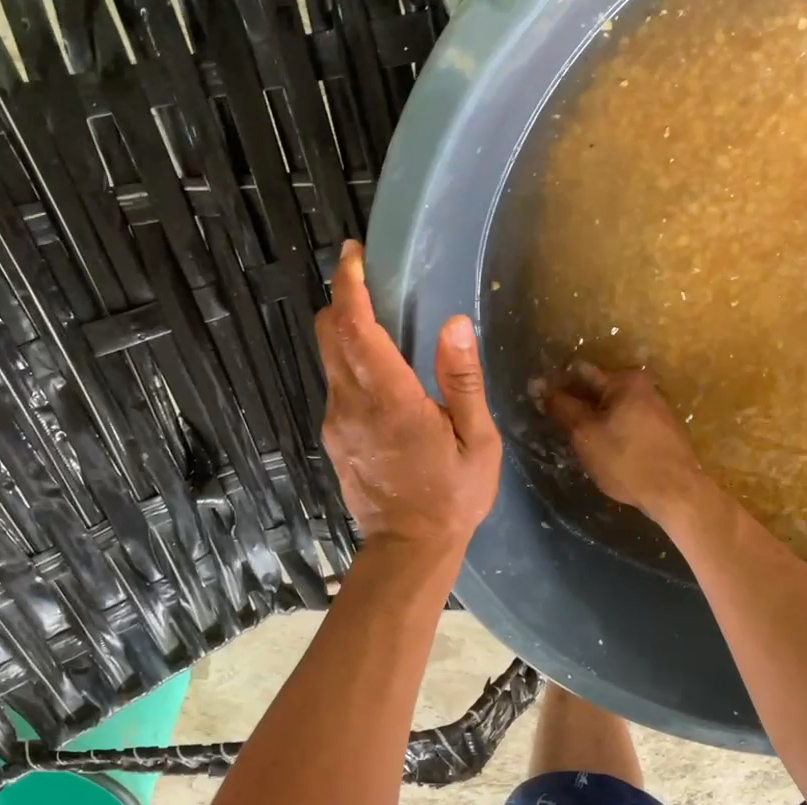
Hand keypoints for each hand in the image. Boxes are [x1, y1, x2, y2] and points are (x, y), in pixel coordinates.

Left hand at [317, 242, 500, 552]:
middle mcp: (351, 405)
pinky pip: (335, 385)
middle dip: (342, 299)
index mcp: (390, 401)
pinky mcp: (334, 438)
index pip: (355, 328)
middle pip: (329, 334)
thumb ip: (462, 381)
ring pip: (329, 360)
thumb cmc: (452, 497)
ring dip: (345, 331)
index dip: (349, 285)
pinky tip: (379, 374)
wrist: (409, 548)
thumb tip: (455, 323)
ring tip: (379, 323)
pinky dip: (349, 363)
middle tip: (366, 278)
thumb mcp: (477, 442)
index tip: (353, 253)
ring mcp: (336, 423)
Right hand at [539, 362, 711, 520]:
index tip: (536, 399)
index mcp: (626, 380)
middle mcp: (645, 388)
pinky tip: (604, 453)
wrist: (675, 492)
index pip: (579, 373)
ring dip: (594, 422)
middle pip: (598, 391)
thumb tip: (539, 385)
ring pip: (613, 410)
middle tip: (556, 426)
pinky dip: (612, 433)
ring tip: (577, 443)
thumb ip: (561, 406)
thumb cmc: (625, 460)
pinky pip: (628, 425)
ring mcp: (656, 411)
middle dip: (576, 406)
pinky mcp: (662, 433)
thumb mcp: (585, 433)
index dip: (556, 386)